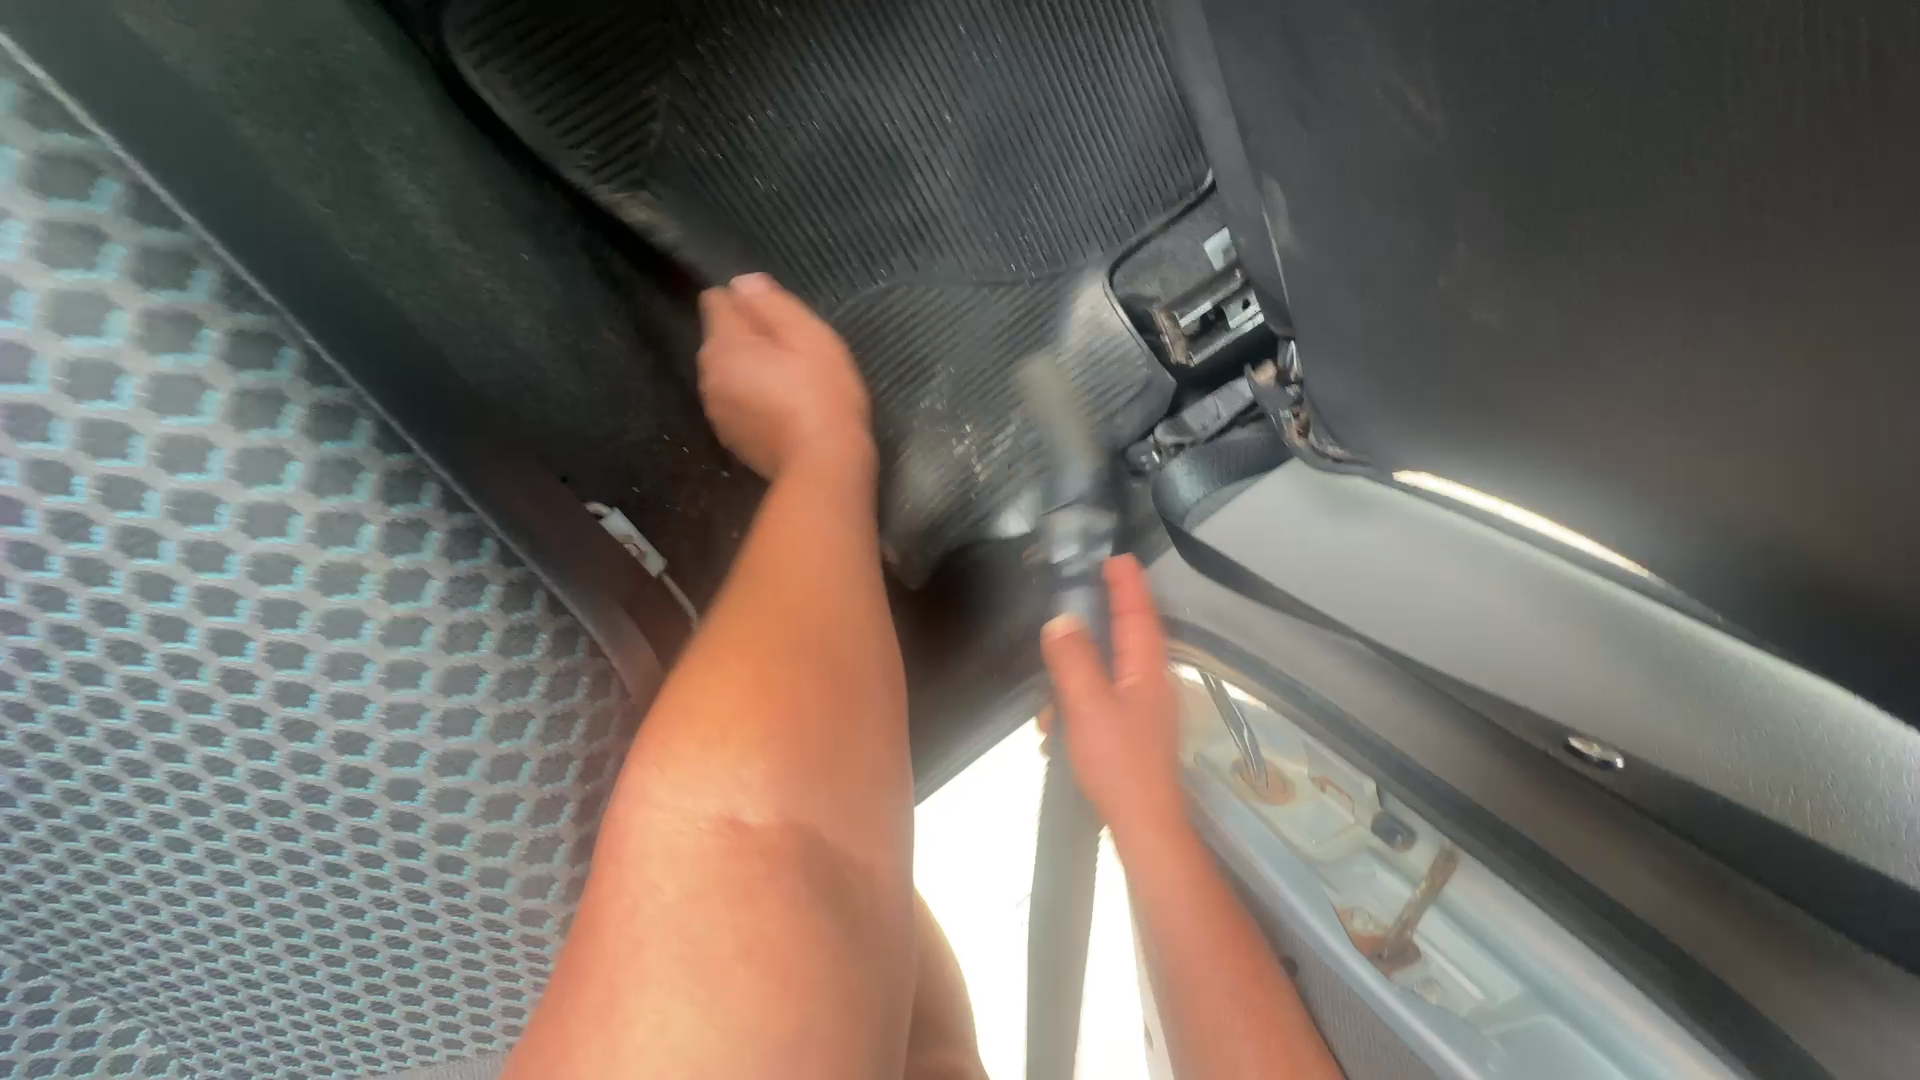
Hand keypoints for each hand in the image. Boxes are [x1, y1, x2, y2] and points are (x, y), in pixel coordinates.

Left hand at [698, 273, 872, 479]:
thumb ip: (773, 304)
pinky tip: (784, 412)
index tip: (781, 321)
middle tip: (794, 356)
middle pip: (722, 340)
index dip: (749, 304)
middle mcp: (709, 376)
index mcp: (723, 345)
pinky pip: (737, 403)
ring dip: (751, 371)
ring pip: (729, 373)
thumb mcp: (810, 337)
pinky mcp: (730, 439)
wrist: (824, 466)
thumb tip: (743, 283)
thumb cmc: (823, 395)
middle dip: (750, 340)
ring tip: (791, 385)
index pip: (716, 301)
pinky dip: (753, 401)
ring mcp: (716, 412)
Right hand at [1039, 555, 1184, 839]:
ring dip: (1073, 682)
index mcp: (1147, 668)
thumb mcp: (1086, 705)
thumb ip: (1072, 659)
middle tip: (1066, 612)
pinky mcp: (1132, 734)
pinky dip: (1075, 710)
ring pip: (1106, 675)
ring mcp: (1144, 710)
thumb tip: (1061, 620)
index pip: (1138, 612)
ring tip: (1047, 711)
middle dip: (1093, 628)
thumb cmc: (1118, 763)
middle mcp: (1151, 683)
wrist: (1144, 827)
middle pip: (1124, 639)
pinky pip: (1099, 704)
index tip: (1114, 556)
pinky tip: (1054, 736)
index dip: (1127, 583)